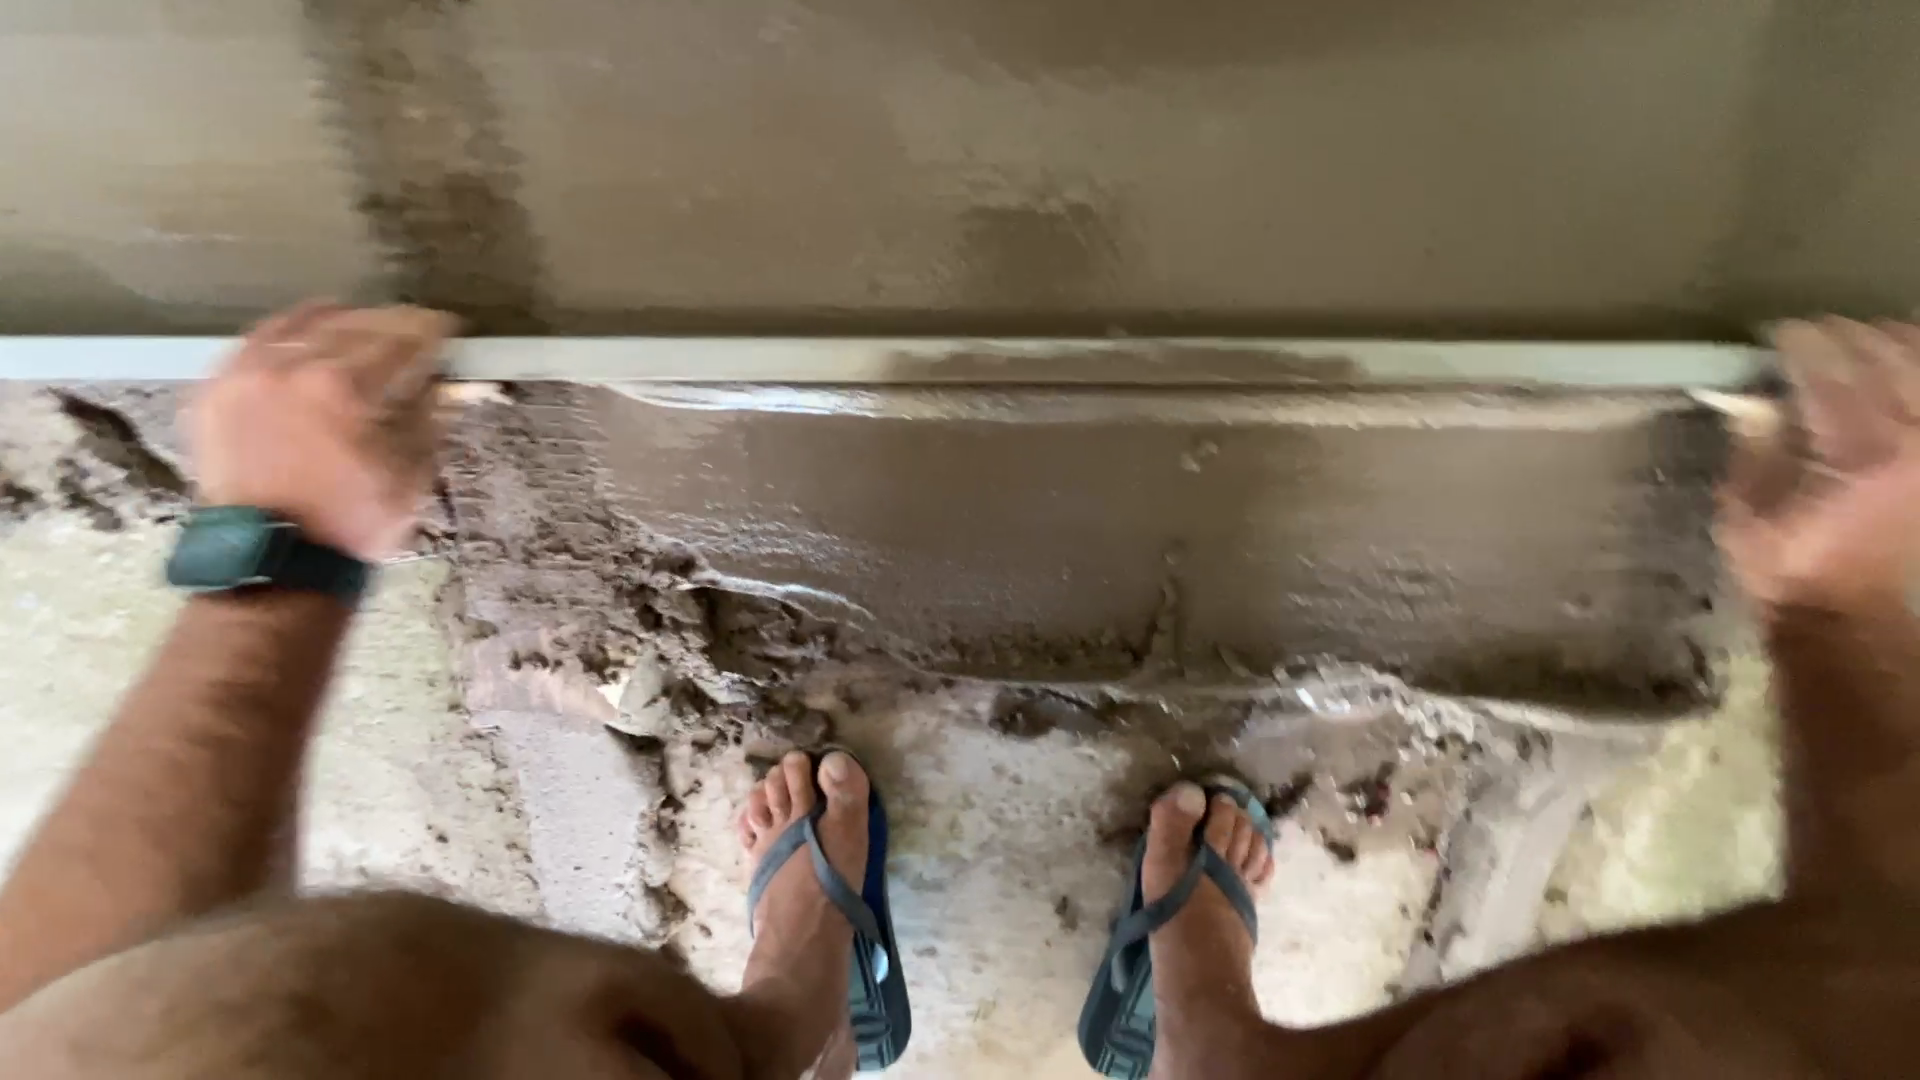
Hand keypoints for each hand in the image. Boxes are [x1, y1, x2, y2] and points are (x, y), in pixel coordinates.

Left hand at [190, 301, 459, 561]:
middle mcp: (289, 368)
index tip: (450, 325)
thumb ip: (430, 416)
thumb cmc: (356, 519)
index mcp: (344, 388)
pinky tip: (308, 333)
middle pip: (350, 324)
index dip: (429, 330)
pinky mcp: (214, 390)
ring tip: (365, 321)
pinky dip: (289, 332)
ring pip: (299, 325)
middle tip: (417, 324)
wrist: (273, 556)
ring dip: (340, 319)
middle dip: (390, 322)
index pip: (398, 341)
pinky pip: (255, 342)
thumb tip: (447, 382)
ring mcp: (244, 375)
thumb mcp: (413, 471)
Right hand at [1718, 318, 1919, 614]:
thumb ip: (1757, 450)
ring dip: (1902, 345)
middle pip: (1893, 364)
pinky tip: (1910, 361)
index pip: (1833, 378)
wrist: (1851, 608)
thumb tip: (1754, 399)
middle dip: (1855, 338)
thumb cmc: (1782, 562)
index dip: (1807, 347)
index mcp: (1853, 456)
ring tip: (1871, 332)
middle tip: (1819, 329)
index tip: (1781, 331)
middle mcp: (1911, 444)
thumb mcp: (1746, 510)